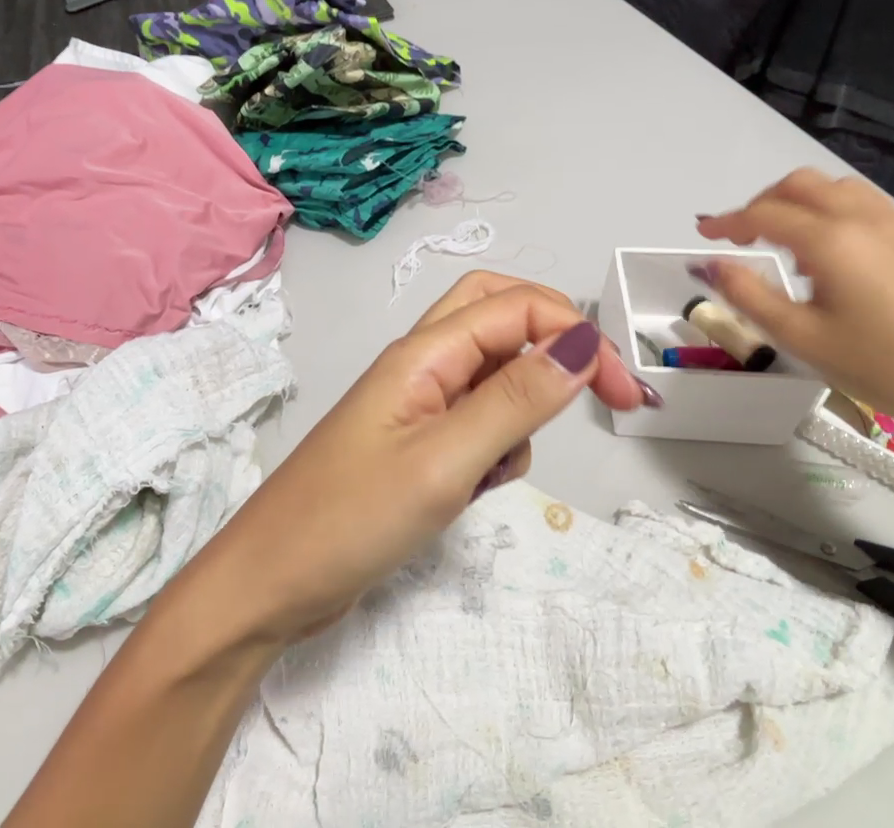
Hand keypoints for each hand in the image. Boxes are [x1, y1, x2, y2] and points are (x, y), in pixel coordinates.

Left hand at [187, 272, 655, 644]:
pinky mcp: (415, 447)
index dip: (578, 336)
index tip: (621, 396)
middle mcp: (420, 368)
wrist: (272, 586)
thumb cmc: (349, 521)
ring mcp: (415, 407)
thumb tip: (583, 345)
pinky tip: (476, 489)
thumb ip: (515, 401)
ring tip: (495, 470)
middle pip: (499, 318)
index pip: (517, 308)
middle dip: (553, 343)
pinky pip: (475, 424)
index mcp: (422, 355)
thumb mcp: (444, 461)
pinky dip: (495, 447)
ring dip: (521, 409)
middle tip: (592, 393)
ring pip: (493, 374)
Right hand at [696, 168, 893, 456]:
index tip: (703, 235)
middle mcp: (868, 220)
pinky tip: (843, 268)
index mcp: (832, 241)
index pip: (765, 213)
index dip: (728, 221)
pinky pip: (875, 213)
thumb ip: (749, 296)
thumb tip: (712, 265)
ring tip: (792, 252)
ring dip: (805, 206)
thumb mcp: (802, 339)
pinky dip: (840, 220)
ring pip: (843, 191)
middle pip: (804, 184)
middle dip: (765, 202)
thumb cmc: (883, 369)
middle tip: (744, 237)